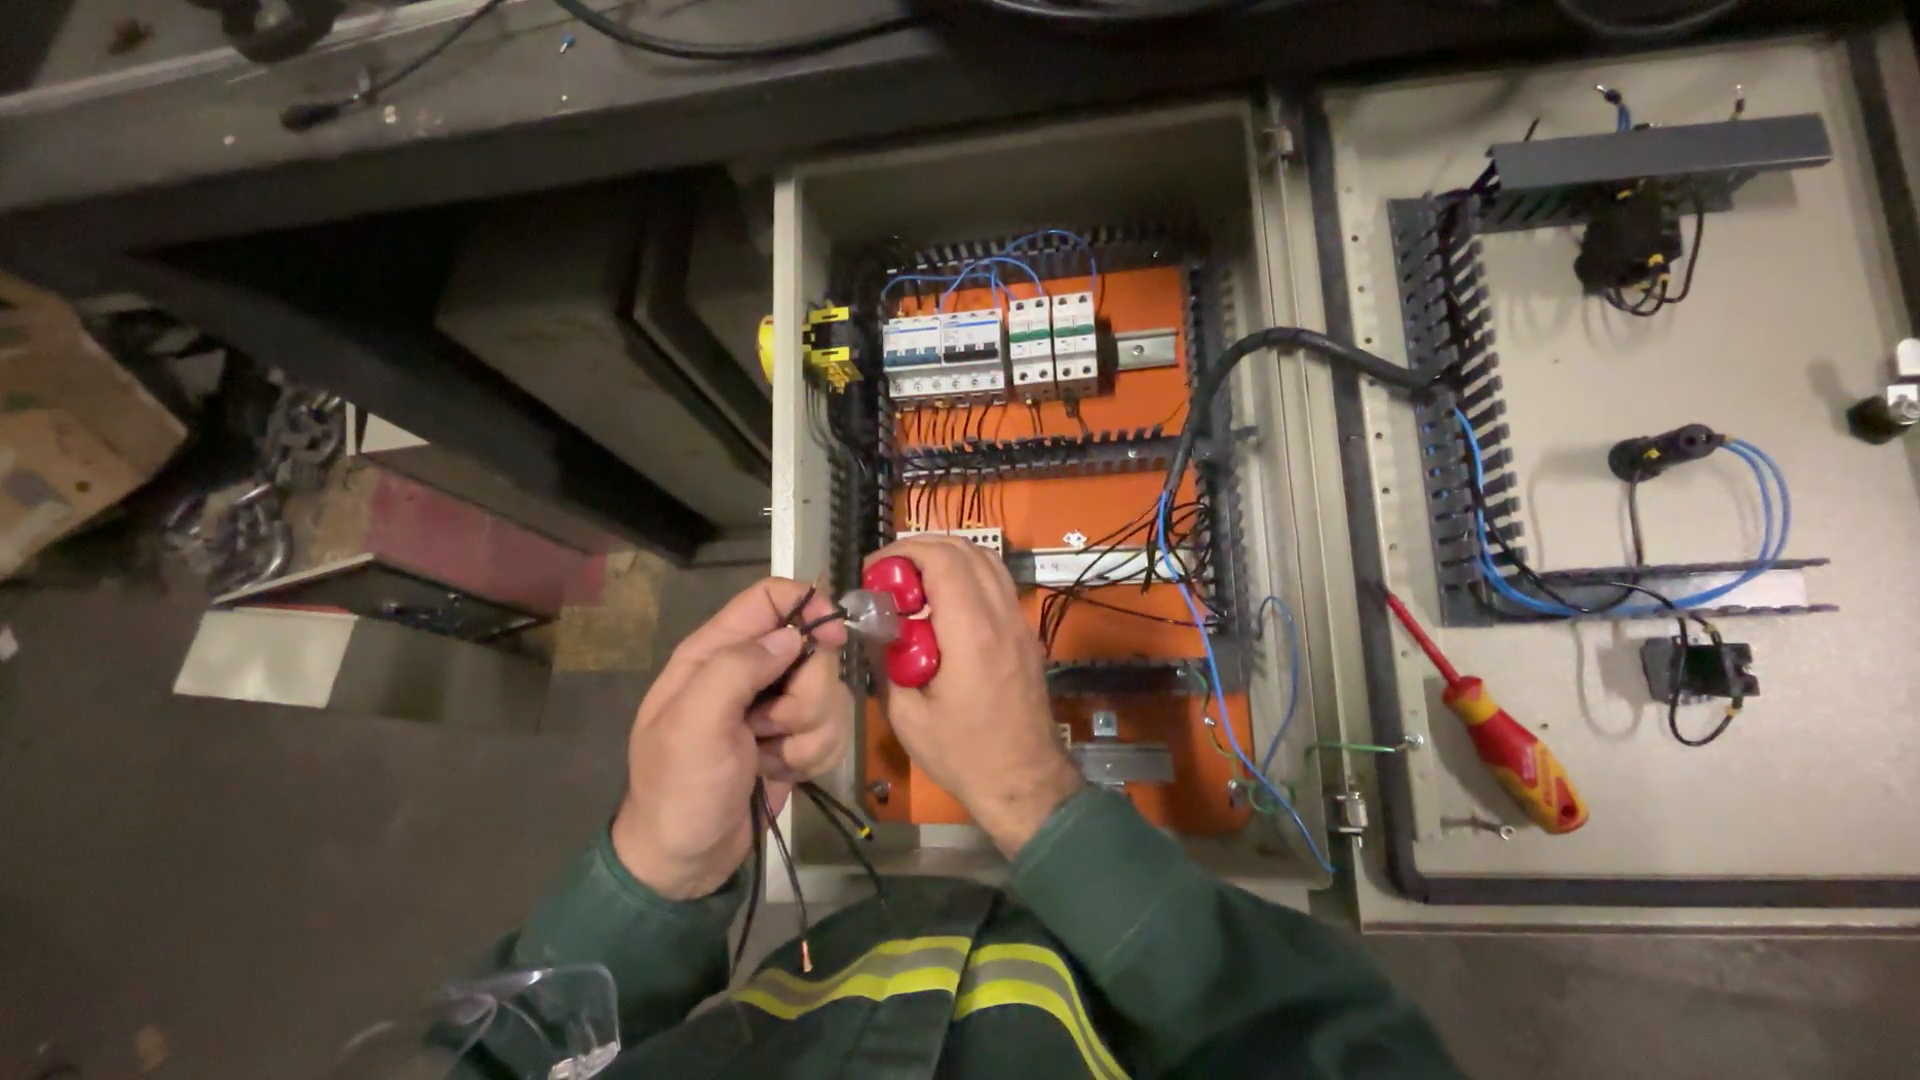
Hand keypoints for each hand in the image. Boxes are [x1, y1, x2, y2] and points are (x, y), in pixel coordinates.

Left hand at [610, 578, 851, 899]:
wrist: (687, 861)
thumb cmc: (680, 789)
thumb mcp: (694, 724)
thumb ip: (737, 667)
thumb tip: (793, 637)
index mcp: (714, 652)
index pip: (771, 596)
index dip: (809, 607)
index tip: (831, 642)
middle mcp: (749, 670)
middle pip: (814, 649)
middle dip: (804, 696)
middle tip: (766, 728)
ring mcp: (776, 706)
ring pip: (829, 694)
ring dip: (807, 735)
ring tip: (767, 759)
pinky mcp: (797, 738)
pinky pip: (833, 730)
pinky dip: (813, 757)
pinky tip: (780, 773)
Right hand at [872, 536, 1081, 857]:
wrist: (1024, 782)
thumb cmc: (962, 754)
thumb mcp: (906, 714)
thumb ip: (886, 660)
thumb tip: (873, 624)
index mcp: (972, 633)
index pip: (943, 560)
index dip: (904, 552)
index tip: (875, 570)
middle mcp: (1002, 617)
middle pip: (967, 550)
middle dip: (922, 549)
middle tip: (890, 573)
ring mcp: (1020, 624)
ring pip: (988, 561)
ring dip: (948, 559)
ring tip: (914, 583)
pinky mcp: (1025, 635)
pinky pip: (998, 584)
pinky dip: (968, 576)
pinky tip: (942, 605)